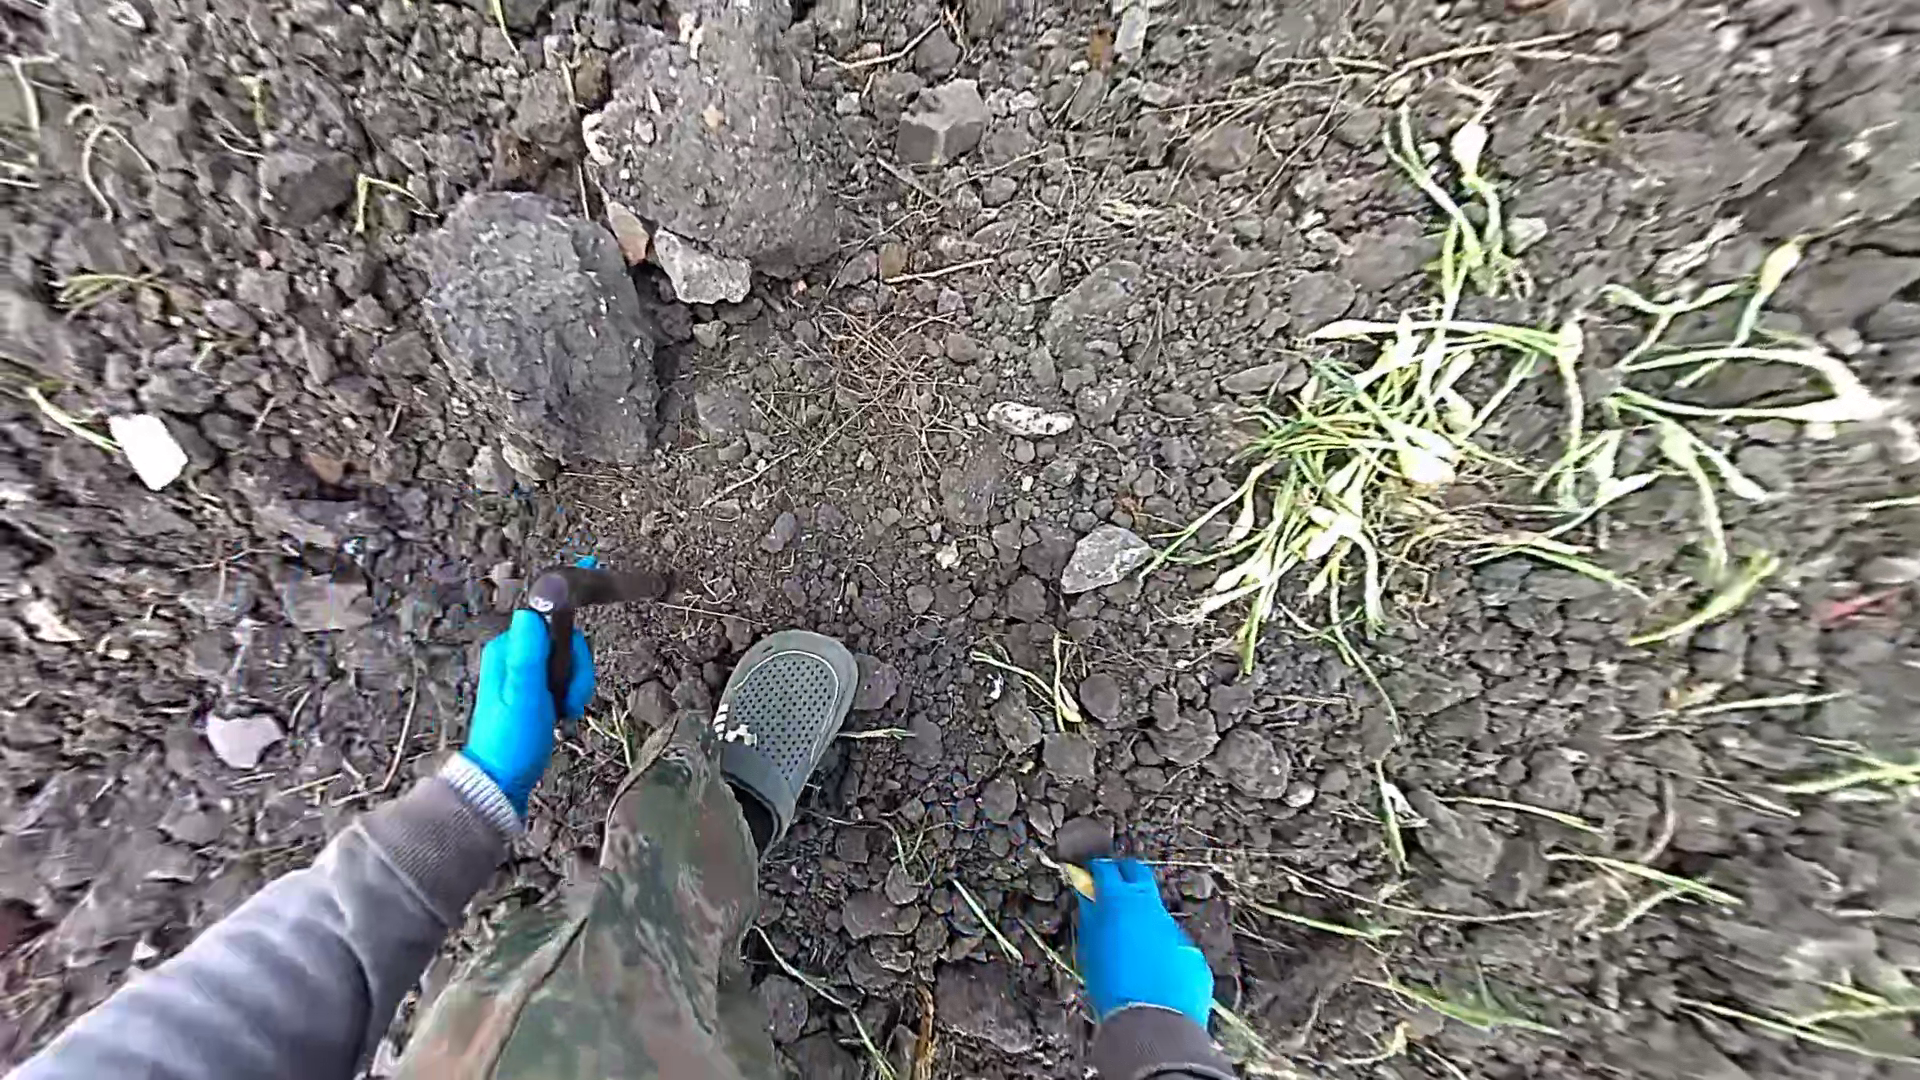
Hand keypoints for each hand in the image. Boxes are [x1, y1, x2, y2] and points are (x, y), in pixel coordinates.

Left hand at [463, 609, 593, 813]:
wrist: (504, 778)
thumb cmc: (511, 738)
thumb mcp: (522, 695)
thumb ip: (527, 654)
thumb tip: (528, 612)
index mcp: (508, 651)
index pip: (548, 617)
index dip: (568, 611)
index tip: (592, 569)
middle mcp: (517, 656)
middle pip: (566, 640)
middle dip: (578, 666)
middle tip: (570, 693)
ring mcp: (529, 672)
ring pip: (572, 659)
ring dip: (578, 683)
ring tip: (566, 707)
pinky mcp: (540, 687)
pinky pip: (570, 676)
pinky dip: (575, 691)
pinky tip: (566, 709)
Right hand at [1076, 858, 1213, 1028]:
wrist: (1152, 1029)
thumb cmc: (1113, 989)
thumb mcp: (1091, 949)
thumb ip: (1090, 915)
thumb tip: (1088, 896)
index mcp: (1120, 901)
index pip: (1106, 868)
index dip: (1097, 869)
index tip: (1092, 873)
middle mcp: (1150, 907)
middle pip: (1137, 872)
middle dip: (1125, 874)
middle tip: (1114, 887)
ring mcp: (1174, 929)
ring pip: (1157, 911)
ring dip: (1145, 918)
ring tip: (1133, 945)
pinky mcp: (1192, 953)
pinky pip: (1175, 943)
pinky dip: (1164, 949)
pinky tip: (1154, 971)